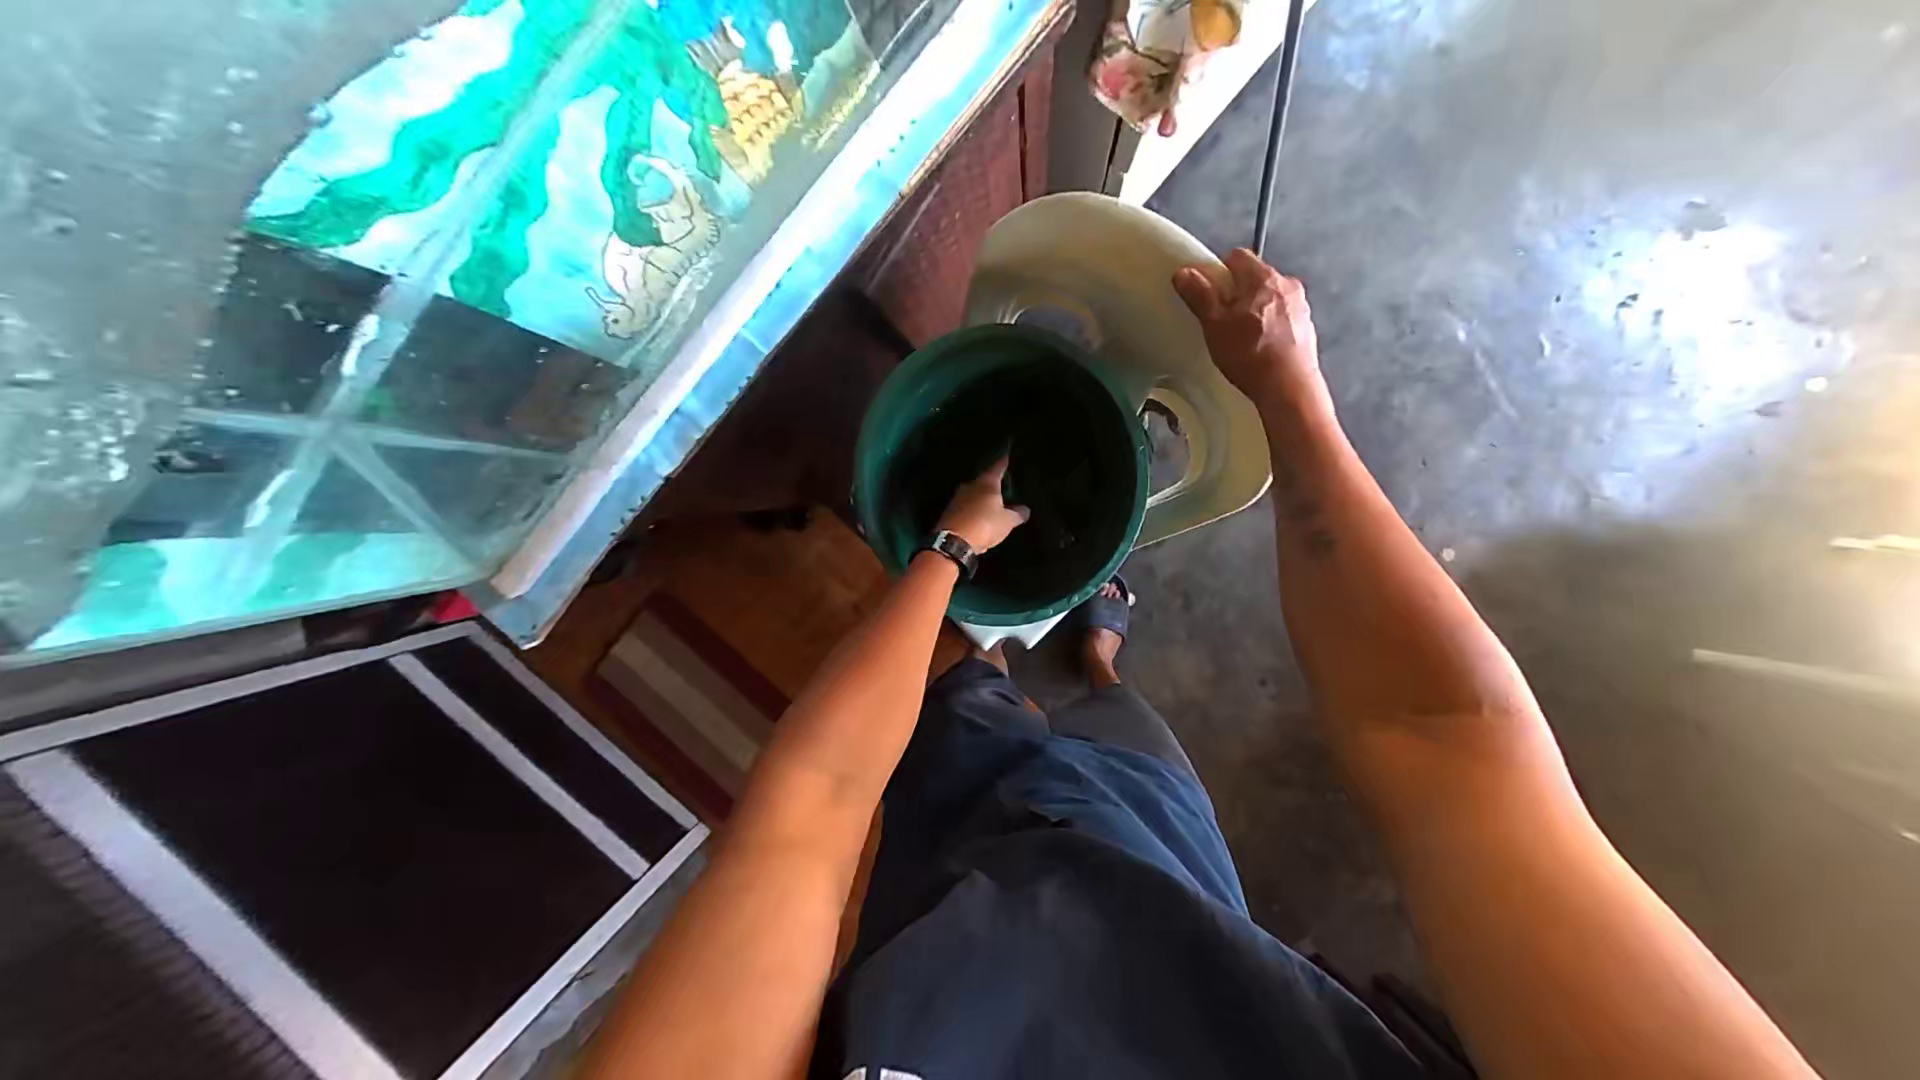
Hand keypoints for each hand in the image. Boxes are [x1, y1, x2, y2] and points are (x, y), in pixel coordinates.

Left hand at [936, 456, 1029, 553]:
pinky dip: (974, 511)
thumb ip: (1017, 514)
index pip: (998, 467)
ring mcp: (958, 498)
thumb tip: (1025, 509)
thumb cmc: (985, 525)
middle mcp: (970, 486)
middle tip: (1003, 487)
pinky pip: (966, 507)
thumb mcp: (1007, 522)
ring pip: (974, 494)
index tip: (1007, 456)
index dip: (1004, 462)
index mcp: (986, 483)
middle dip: (993, 484)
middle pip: (984, 481)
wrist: (953, 542)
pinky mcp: (949, 512)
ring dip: (982, 499)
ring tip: (992, 505)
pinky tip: (980, 518)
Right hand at [1171, 248, 1321, 406]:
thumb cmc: (1249, 353)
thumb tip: (1184, 272)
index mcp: (1262, 277)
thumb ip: (1200, 295)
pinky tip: (1259, 348)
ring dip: (1254, 309)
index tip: (1208, 294)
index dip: (1218, 272)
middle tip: (1220, 320)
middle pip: (1254, 276)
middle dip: (1236, 292)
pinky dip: (1269, 325)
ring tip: (1239, 338)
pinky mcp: (1306, 326)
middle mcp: (1286, 283)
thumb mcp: (1214, 324)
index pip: (1236, 256)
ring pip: (1269, 297)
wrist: (1288, 386)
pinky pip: (1282, 316)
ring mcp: (1300, 305)